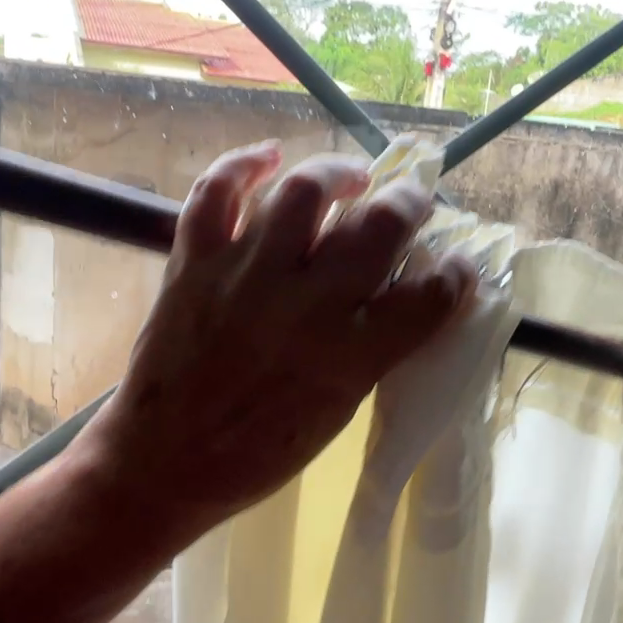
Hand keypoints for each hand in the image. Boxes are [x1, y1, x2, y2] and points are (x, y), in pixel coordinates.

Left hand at [86, 141, 475, 534]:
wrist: (164, 464)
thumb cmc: (258, 453)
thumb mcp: (337, 410)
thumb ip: (371, 350)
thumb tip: (400, 300)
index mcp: (349, 357)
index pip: (430, 297)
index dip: (457, 273)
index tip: (458, 263)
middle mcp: (305, 306)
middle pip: (378, 226)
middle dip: (409, 202)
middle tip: (411, 201)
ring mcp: (245, 277)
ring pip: (304, 192)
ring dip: (337, 172)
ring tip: (352, 178)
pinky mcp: (195, 263)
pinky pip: (218, 192)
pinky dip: (243, 165)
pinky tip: (270, 158)